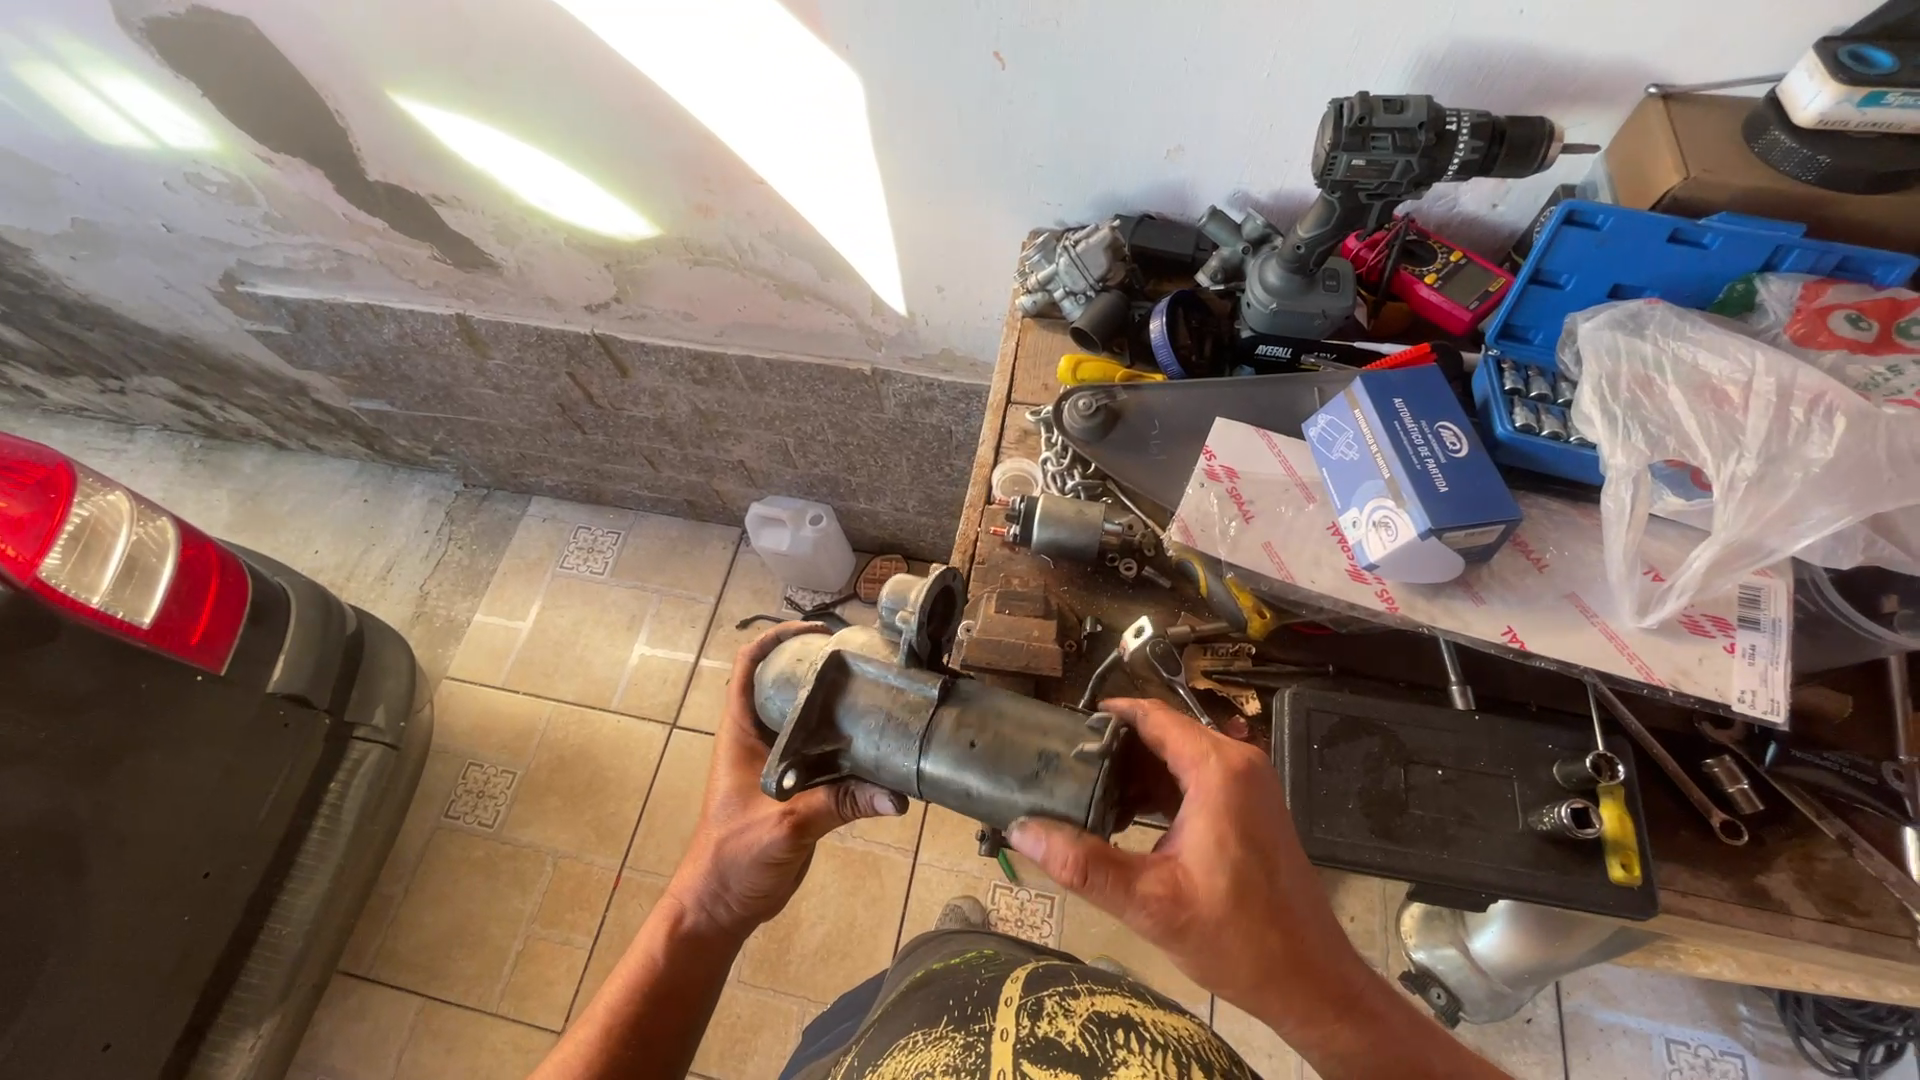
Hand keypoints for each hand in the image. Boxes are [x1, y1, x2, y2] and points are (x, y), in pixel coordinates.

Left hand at [663, 622, 905, 941]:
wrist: (720, 905)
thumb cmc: (733, 857)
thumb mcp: (785, 825)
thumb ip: (838, 804)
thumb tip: (895, 795)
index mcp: (741, 733)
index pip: (748, 666)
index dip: (775, 638)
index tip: (817, 631)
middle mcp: (759, 739)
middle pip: (785, 686)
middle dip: (817, 666)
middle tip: (861, 660)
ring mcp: (778, 764)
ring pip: (808, 719)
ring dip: (836, 705)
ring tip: (878, 691)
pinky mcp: (797, 788)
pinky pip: (824, 753)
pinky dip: (848, 744)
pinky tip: (879, 743)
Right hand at [1006, 697, 1366, 1016]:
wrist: (1313, 982)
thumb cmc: (1240, 939)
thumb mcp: (1151, 903)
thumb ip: (1082, 864)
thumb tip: (1022, 830)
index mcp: (1217, 769)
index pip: (1151, 715)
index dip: (1105, 717)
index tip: (1062, 730)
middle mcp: (1237, 763)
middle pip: (1163, 733)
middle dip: (1114, 749)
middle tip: (1064, 770)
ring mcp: (1248, 784)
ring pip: (1178, 757)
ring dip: (1135, 773)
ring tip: (1085, 795)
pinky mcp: (1250, 807)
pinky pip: (1195, 779)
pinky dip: (1160, 791)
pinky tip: (1125, 819)